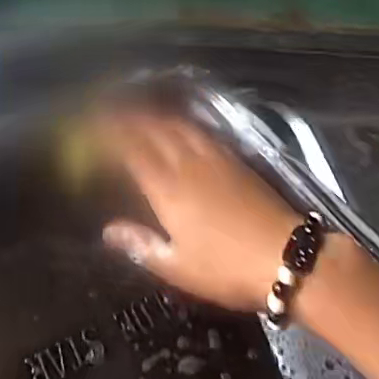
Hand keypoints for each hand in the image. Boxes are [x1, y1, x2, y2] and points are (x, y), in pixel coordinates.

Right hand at [96, 111, 301, 311]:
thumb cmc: (227, 268)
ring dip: (152, 114)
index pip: (130, 150)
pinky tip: (178, 124)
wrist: (287, 255)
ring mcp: (211, 157)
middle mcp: (185, 163)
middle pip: (151, 129)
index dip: (109, 134)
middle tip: (108, 110)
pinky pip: (198, 130)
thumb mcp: (178, 267)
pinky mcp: (233, 157)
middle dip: (127, 117)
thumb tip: (108, 231)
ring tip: (137, 111)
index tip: (92, 125)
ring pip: (175, 125)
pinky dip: (179, 121)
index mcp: (167, 188)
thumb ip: (141, 245)